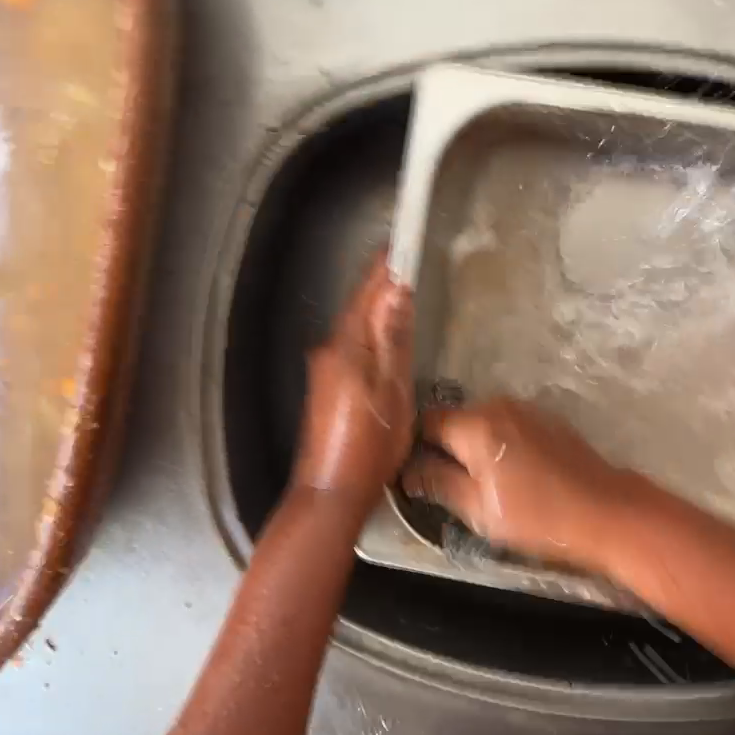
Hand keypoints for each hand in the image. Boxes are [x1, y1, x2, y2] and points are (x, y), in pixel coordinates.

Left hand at [292, 255, 414, 508]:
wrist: (330, 493)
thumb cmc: (369, 447)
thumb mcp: (392, 393)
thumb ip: (394, 340)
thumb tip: (398, 291)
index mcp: (347, 348)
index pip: (367, 293)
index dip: (385, 266)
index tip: (402, 241)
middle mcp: (330, 350)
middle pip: (359, 306)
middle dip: (382, 282)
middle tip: (409, 260)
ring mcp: (325, 368)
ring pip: (355, 325)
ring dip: (376, 305)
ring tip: (404, 290)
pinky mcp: (327, 384)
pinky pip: (352, 343)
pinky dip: (370, 329)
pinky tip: (387, 333)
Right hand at [400, 399, 647, 571]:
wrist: (604, 510)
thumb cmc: (536, 516)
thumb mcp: (478, 509)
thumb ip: (437, 483)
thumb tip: (405, 471)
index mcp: (474, 425)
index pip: (425, 421)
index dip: (413, 445)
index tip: (412, 472)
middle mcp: (496, 405)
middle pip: (453, 419)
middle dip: (444, 446)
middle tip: (444, 484)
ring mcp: (523, 408)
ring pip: (479, 423)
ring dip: (472, 446)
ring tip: (478, 482)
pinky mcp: (544, 418)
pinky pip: (505, 425)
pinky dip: (497, 444)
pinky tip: (508, 473)